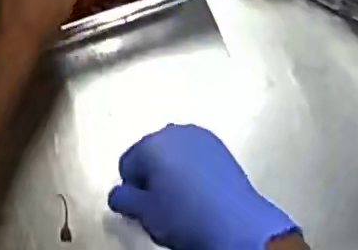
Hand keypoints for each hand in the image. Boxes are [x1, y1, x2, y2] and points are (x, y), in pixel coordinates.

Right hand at [108, 125, 298, 249]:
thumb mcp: (148, 216)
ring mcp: (195, 134)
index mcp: (148, 145)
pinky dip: (194, 167)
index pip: (127, 165)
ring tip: (186, 199)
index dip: (133, 190)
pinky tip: (203, 190)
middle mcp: (169, 131)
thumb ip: (124, 201)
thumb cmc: (188, 220)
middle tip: (166, 206)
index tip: (147, 209)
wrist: (241, 226)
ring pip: (172, 152)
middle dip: (153, 176)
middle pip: (149, 154)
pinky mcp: (217, 144)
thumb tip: (115, 195)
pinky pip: (194, 153)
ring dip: (173, 170)